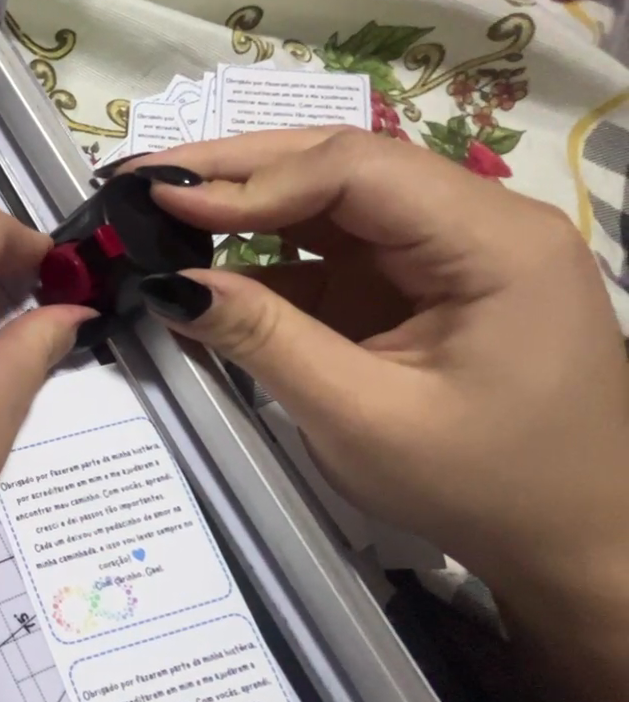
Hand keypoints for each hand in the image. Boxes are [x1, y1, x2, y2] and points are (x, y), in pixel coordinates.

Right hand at [122, 128, 628, 591]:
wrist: (563, 535)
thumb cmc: (479, 480)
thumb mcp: (356, 412)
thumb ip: (262, 337)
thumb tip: (166, 284)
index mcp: (490, 243)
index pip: (357, 171)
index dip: (250, 181)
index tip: (159, 202)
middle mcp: (469, 226)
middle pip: (337, 167)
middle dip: (232, 169)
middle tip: (136, 178)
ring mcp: (433, 254)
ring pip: (321, 200)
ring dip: (236, 204)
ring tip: (154, 210)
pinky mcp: (401, 285)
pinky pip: (316, 253)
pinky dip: (251, 259)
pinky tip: (197, 270)